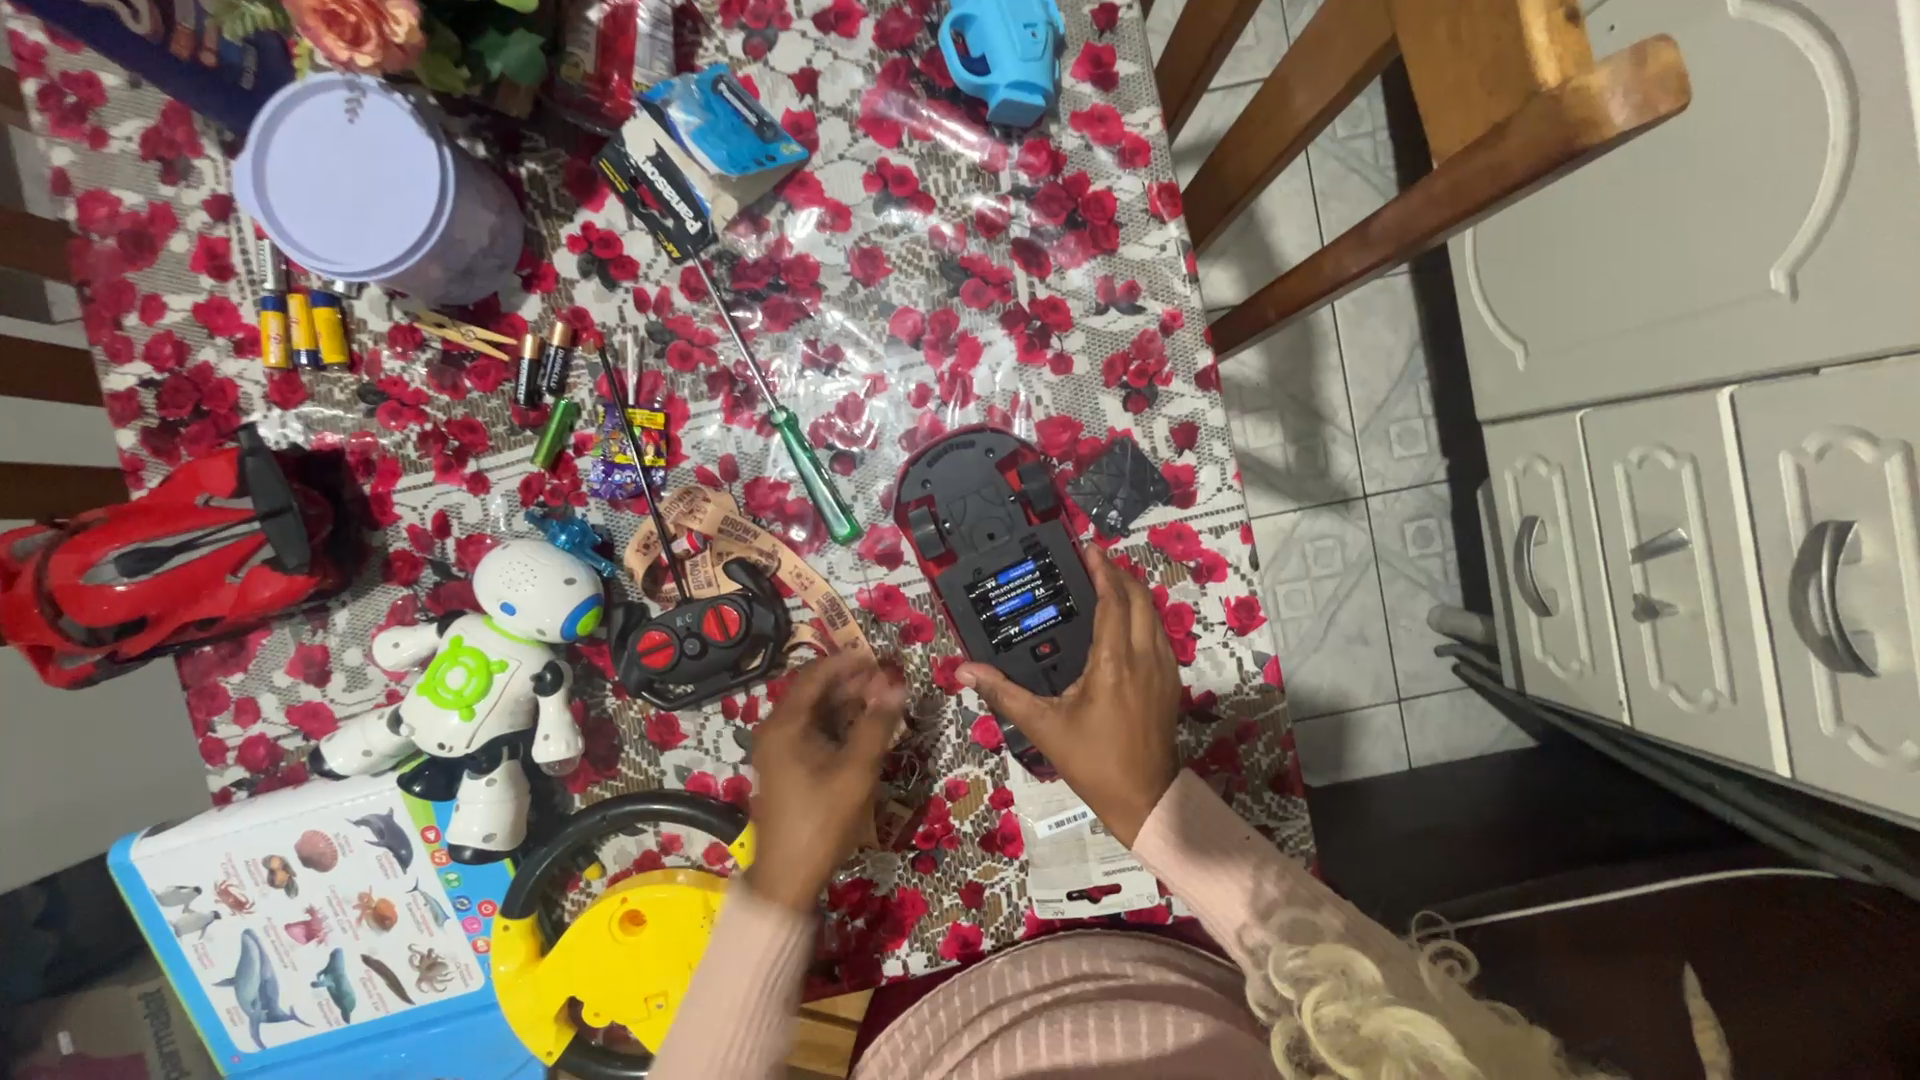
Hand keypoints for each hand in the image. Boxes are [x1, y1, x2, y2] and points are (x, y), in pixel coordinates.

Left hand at [746, 650, 905, 911]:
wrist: (788, 877)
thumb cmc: (821, 820)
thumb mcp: (856, 770)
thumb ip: (877, 723)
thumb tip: (896, 684)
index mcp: (784, 725)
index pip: (814, 675)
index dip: (847, 662)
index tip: (878, 658)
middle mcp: (775, 730)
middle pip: (813, 692)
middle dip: (850, 682)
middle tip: (886, 680)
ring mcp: (778, 750)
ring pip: (814, 713)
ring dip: (846, 703)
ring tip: (880, 700)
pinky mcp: (786, 768)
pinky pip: (812, 732)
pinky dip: (838, 724)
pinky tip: (863, 729)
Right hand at [958, 545, 1181, 846]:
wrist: (1144, 797)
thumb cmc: (1091, 761)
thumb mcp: (1042, 727)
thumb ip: (1003, 693)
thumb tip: (964, 670)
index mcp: (1113, 663)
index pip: (1113, 600)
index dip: (1102, 571)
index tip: (1088, 549)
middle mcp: (1144, 657)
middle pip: (1140, 598)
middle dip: (1119, 573)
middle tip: (1094, 561)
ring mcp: (1163, 669)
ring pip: (1154, 614)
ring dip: (1134, 593)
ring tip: (1107, 583)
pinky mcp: (1171, 681)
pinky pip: (1159, 634)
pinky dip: (1143, 616)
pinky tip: (1124, 622)